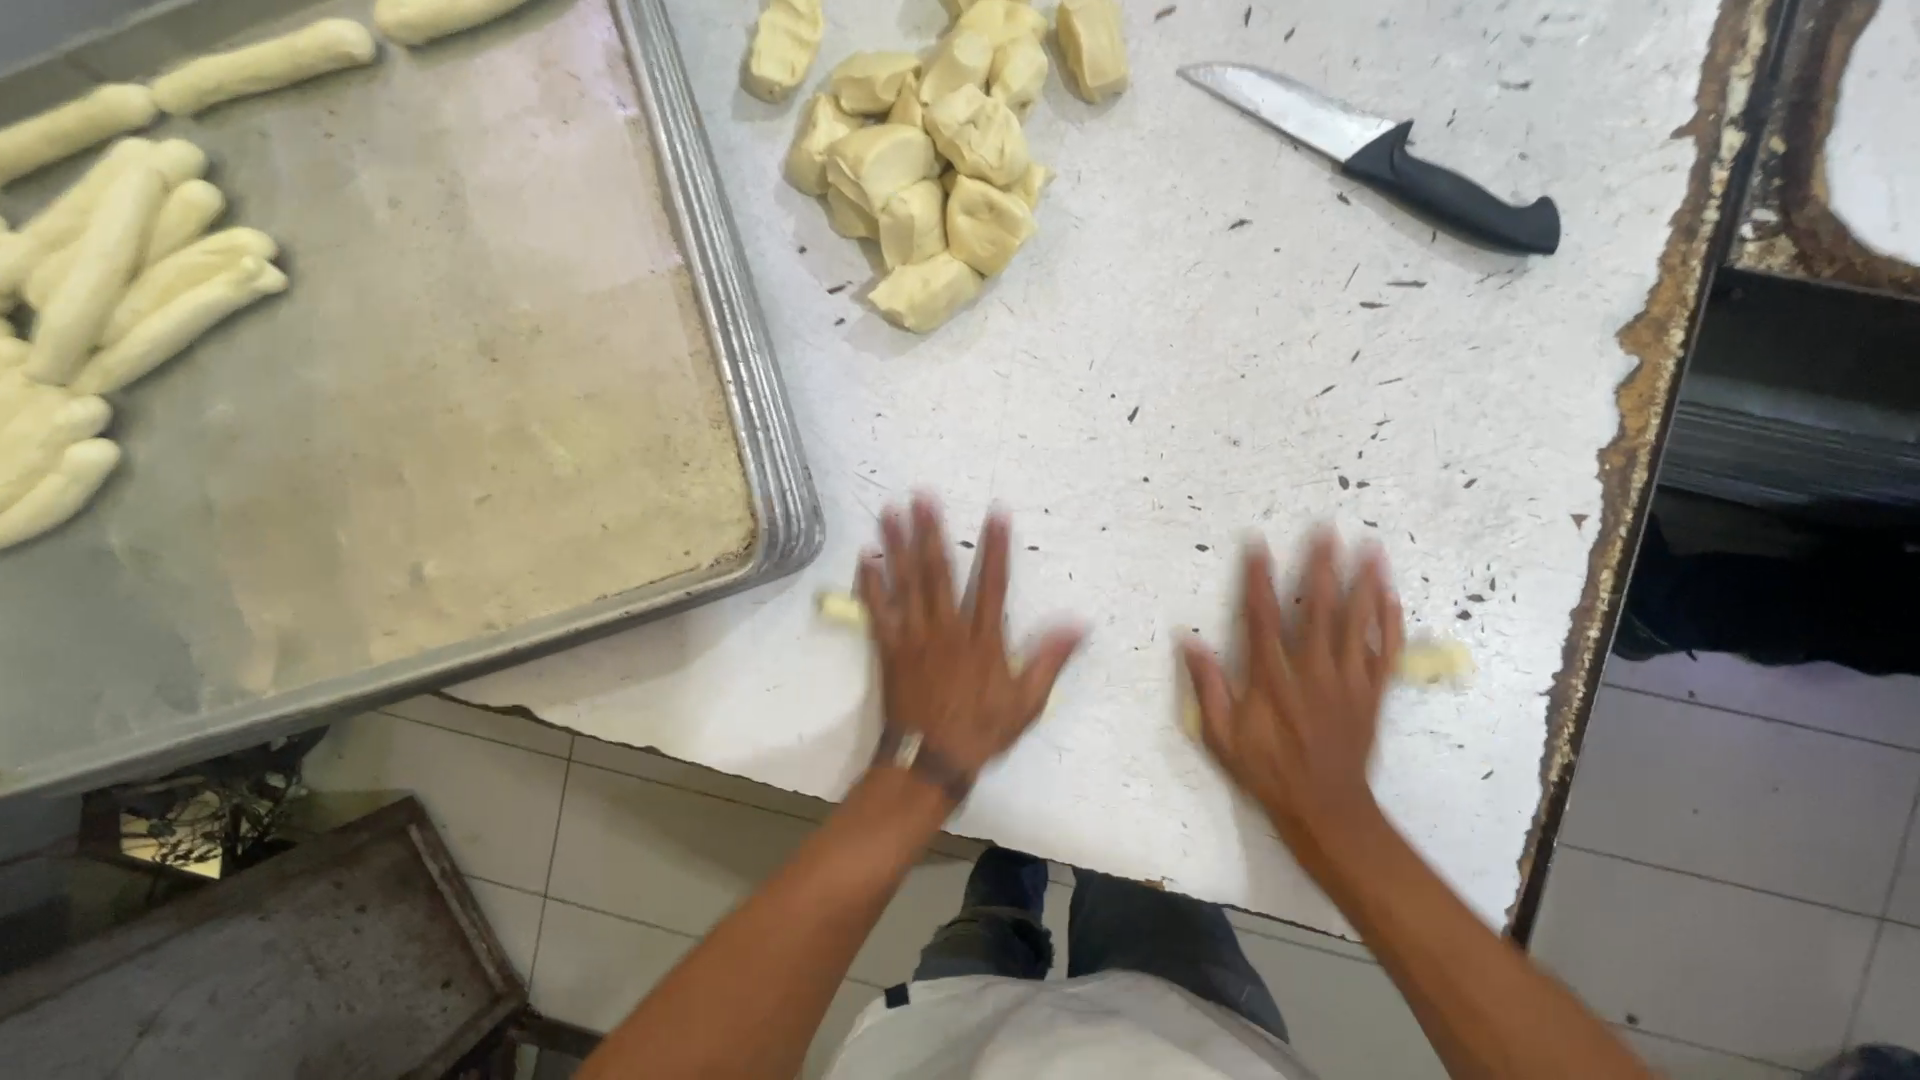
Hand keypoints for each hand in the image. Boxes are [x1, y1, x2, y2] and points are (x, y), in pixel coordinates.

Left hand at [858, 496, 1085, 782]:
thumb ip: (1049, 660)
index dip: (995, 547)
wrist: (930, 760)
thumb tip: (1077, 625)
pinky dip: (871, 584)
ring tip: (890, 511)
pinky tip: (865, 557)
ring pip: (906, 583)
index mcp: (982, 639)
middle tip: (922, 496)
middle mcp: (947, 629)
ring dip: (898, 545)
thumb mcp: (1027, 702)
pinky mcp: (889, 649)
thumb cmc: (982, 731)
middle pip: (938, 572)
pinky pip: (878, 611)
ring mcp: (914, 637)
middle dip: (931, 531)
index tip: (995, 513)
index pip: (992, 583)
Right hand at [1182, 528, 1403, 864]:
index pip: (1263, 617)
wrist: (1324, 807)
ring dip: (1364, 583)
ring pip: (1357, 623)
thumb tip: (1190, 642)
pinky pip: (1384, 652)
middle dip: (1321, 566)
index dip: (1259, 579)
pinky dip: (1389, 623)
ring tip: (1371, 548)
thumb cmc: (1267, 770)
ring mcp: (1348, 681)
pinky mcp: (1372, 694)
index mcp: (1273, 678)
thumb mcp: (1221, 736)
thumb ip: (1208, 687)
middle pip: (1319, 609)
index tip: (1258, 545)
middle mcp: (1313, 671)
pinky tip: (1391, 597)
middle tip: (1327, 530)